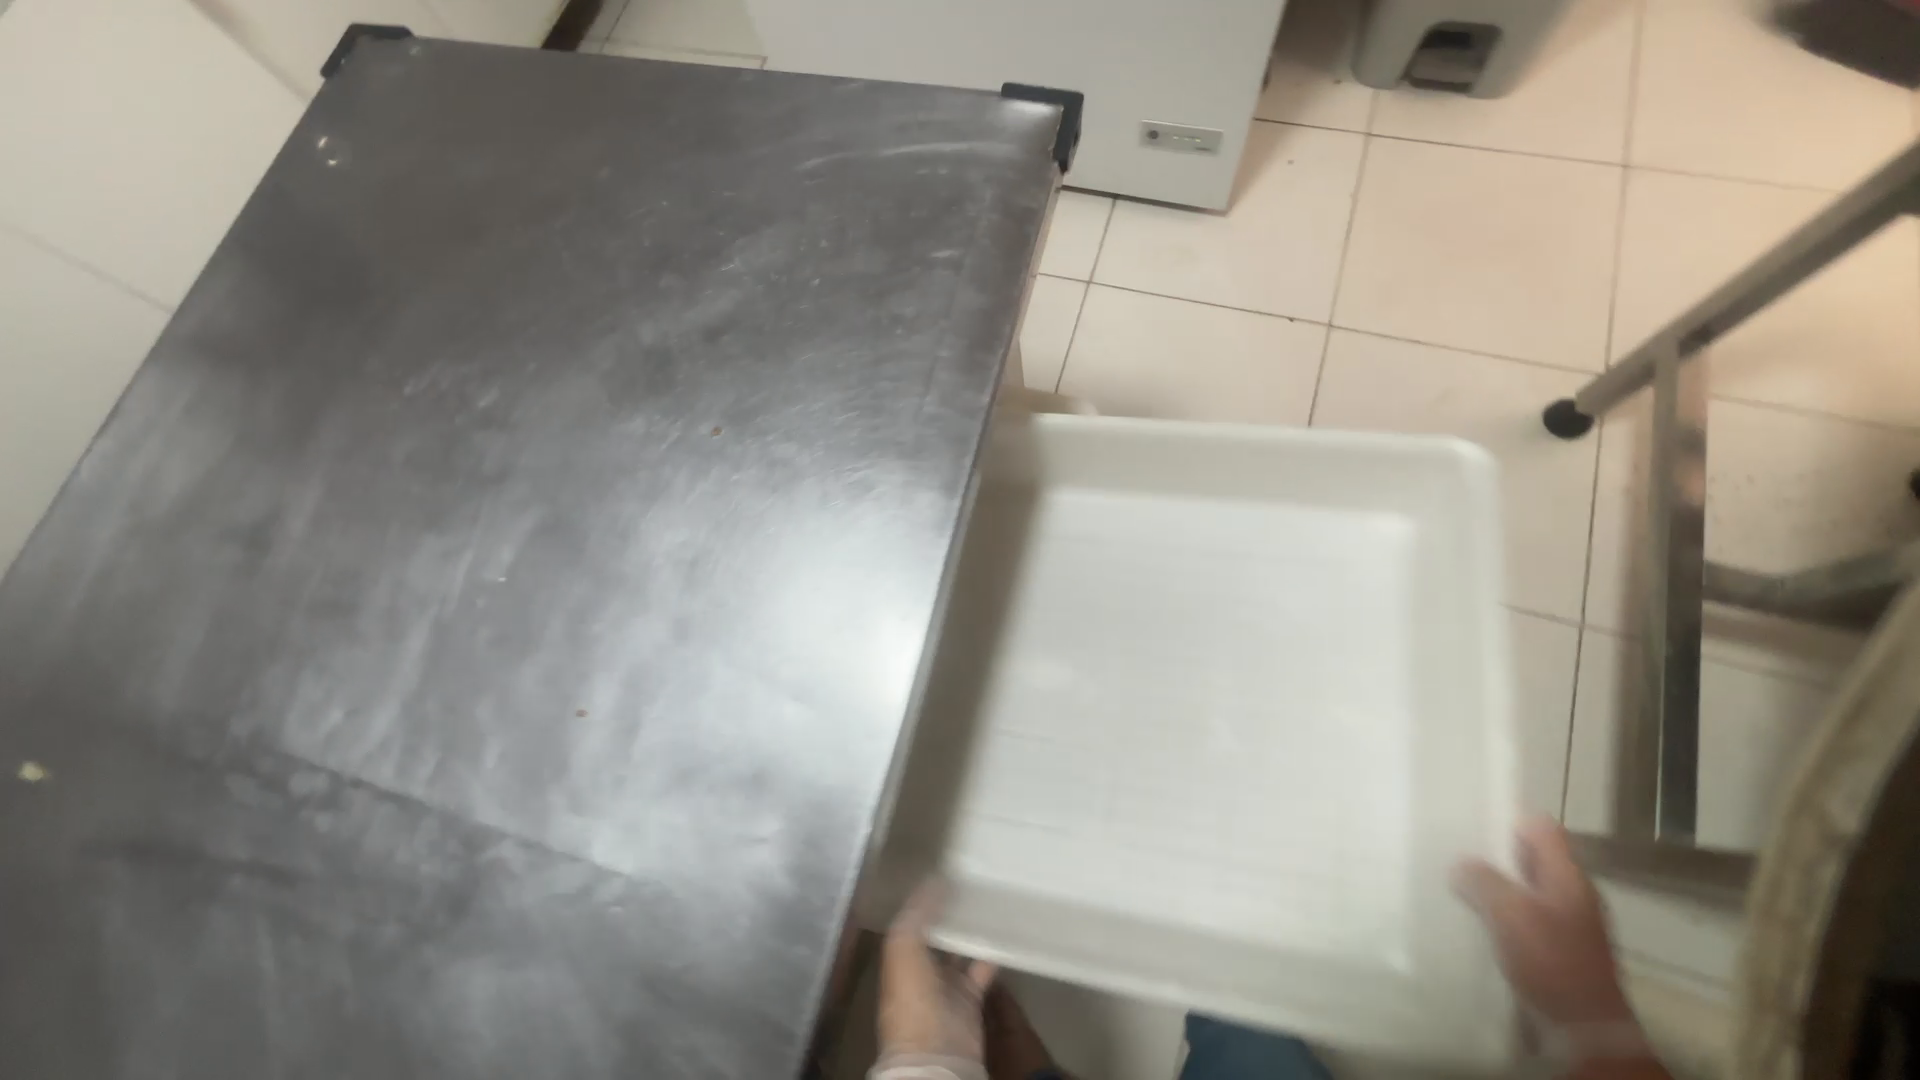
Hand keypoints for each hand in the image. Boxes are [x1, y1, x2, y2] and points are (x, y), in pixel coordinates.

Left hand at [877, 882, 998, 1065]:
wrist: (937, 1054)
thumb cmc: (913, 998)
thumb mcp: (903, 947)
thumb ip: (916, 913)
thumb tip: (934, 879)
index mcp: (899, 959)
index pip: (911, 922)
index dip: (923, 900)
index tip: (941, 873)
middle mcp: (922, 971)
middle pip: (936, 935)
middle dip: (949, 913)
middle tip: (969, 882)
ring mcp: (947, 986)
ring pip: (960, 951)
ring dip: (971, 931)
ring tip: (986, 901)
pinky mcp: (971, 998)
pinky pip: (982, 970)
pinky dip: (991, 953)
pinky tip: (1001, 931)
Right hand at [1452, 817, 1634, 1028]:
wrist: (1583, 1029)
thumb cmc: (1550, 960)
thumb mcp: (1509, 911)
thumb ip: (1481, 879)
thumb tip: (1461, 864)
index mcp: (1569, 877)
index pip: (1542, 828)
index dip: (1509, 820)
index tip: (1472, 823)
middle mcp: (1572, 894)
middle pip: (1531, 857)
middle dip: (1494, 853)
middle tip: (1456, 852)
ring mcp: (1566, 923)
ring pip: (1524, 888)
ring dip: (1495, 886)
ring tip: (1459, 885)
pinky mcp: (1554, 949)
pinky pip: (1522, 916)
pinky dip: (1500, 913)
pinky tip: (1476, 921)